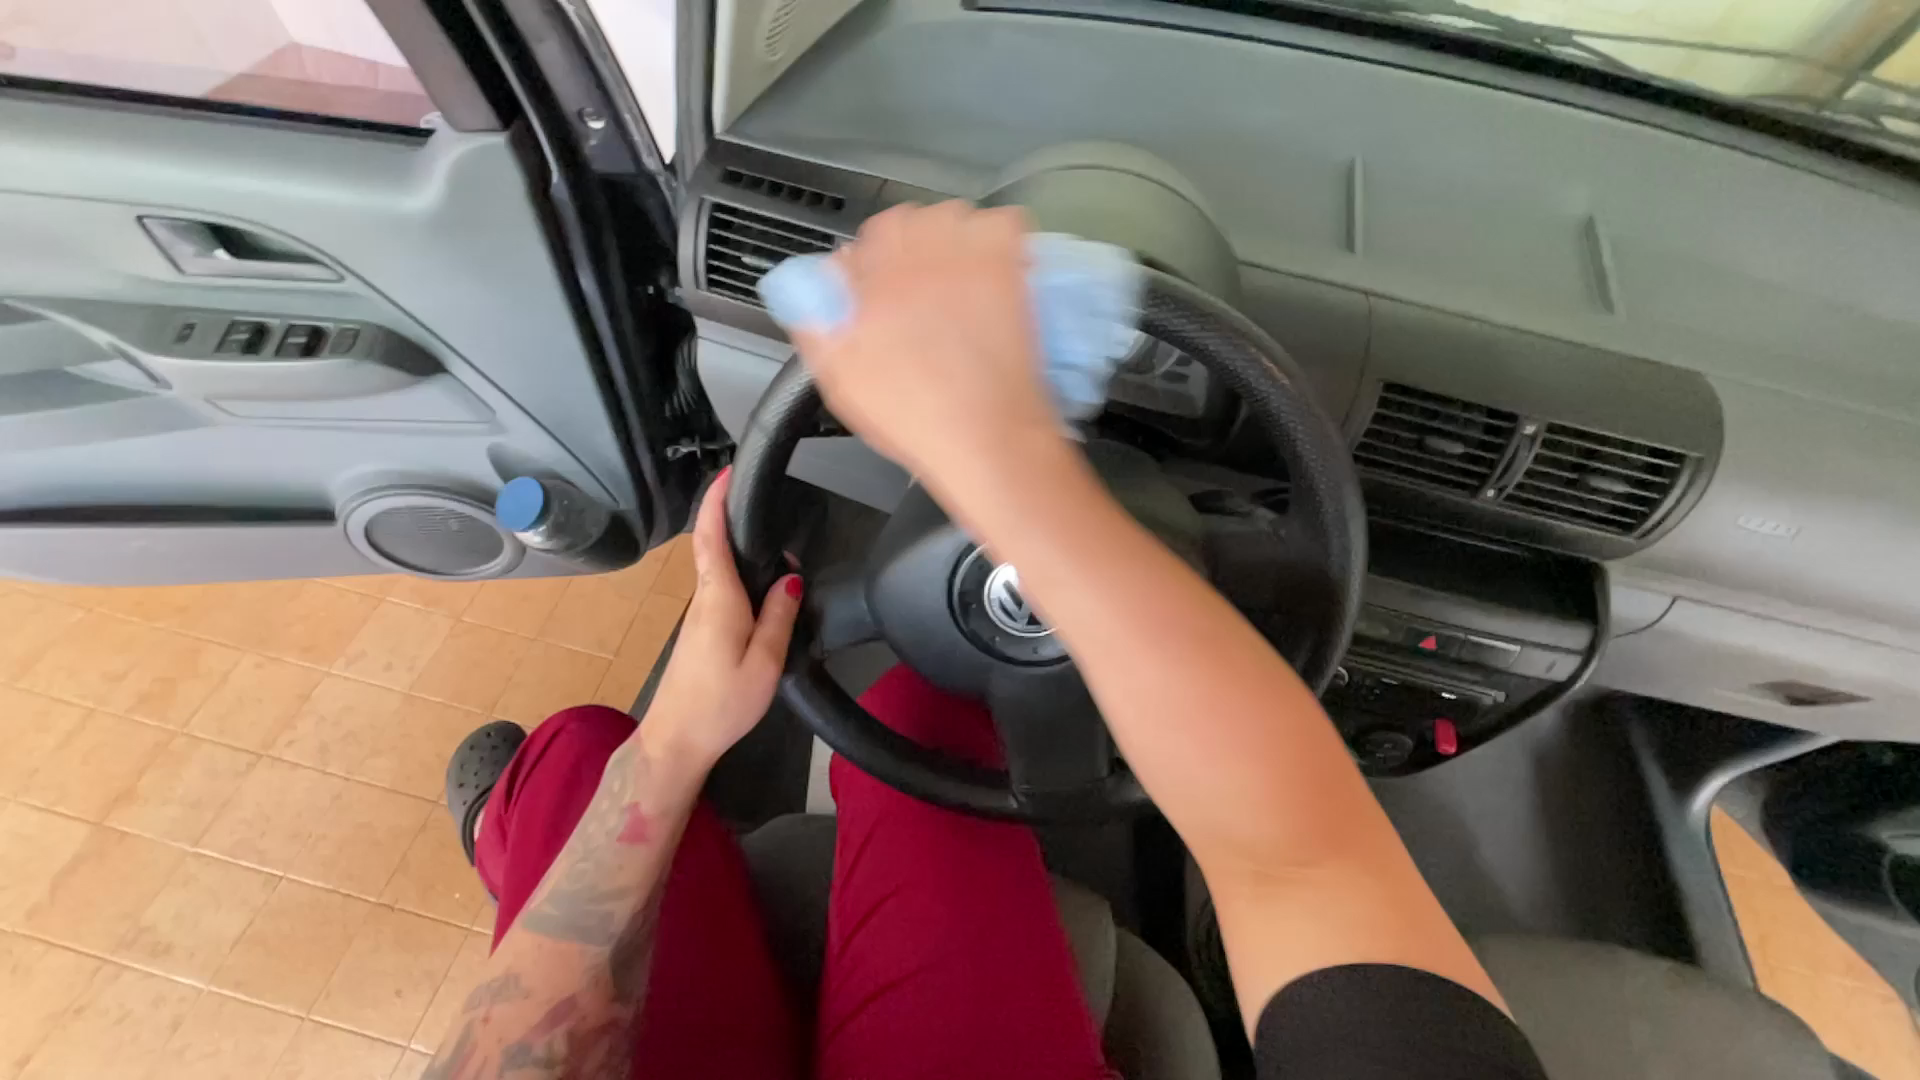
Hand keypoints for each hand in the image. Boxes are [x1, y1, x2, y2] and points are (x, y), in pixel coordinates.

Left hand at [638, 468, 801, 768]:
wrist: (676, 741)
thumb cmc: (721, 704)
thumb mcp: (765, 662)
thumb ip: (779, 617)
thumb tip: (791, 579)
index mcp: (719, 599)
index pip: (711, 537)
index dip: (717, 500)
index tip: (729, 471)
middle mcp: (704, 599)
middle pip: (715, 546)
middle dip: (735, 517)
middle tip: (770, 503)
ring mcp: (700, 616)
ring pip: (720, 569)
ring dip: (742, 548)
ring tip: (780, 545)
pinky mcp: (702, 631)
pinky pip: (723, 589)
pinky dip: (742, 574)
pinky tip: (766, 587)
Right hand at [791, 202, 1062, 492]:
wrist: (985, 438)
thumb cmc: (915, 418)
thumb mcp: (842, 379)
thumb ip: (818, 321)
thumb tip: (813, 287)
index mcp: (871, 279)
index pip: (863, 242)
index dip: (872, 268)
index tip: (881, 291)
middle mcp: (916, 255)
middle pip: (908, 224)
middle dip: (911, 250)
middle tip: (921, 293)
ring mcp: (966, 258)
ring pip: (953, 218)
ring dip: (952, 241)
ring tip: (956, 282)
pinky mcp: (1010, 269)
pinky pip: (1003, 224)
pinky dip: (999, 238)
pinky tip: (994, 270)